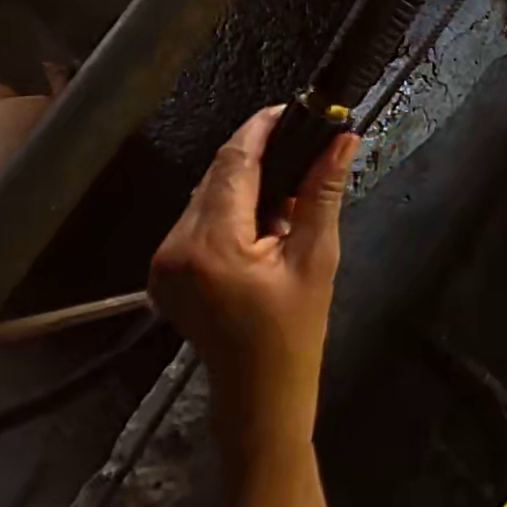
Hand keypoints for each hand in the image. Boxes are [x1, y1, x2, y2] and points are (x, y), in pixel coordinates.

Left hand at [149, 106, 359, 449]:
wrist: (258, 397)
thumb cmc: (295, 333)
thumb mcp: (315, 259)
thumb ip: (323, 192)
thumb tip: (343, 139)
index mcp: (211, 243)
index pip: (234, 161)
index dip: (261, 128)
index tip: (291, 109)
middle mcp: (175, 244)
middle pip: (217, 174)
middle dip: (257, 156)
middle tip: (301, 150)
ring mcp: (162, 259)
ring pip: (206, 193)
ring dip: (244, 182)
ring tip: (286, 189)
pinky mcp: (163, 268)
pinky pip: (198, 217)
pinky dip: (228, 207)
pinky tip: (259, 219)